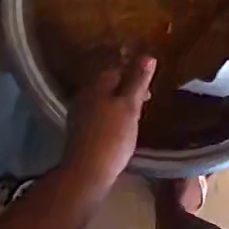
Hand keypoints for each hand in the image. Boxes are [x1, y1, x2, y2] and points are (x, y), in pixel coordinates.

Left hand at [61, 56, 155, 187]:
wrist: (86, 173)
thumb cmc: (112, 136)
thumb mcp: (130, 106)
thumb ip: (138, 81)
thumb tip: (148, 55)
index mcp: (97, 86)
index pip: (116, 70)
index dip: (134, 76)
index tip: (149, 91)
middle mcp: (85, 96)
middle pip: (109, 86)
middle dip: (127, 92)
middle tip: (144, 105)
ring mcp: (80, 115)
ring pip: (104, 102)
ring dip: (119, 107)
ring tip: (135, 119)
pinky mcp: (80, 132)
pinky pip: (99, 118)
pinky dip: (111, 120)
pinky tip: (120, 132)